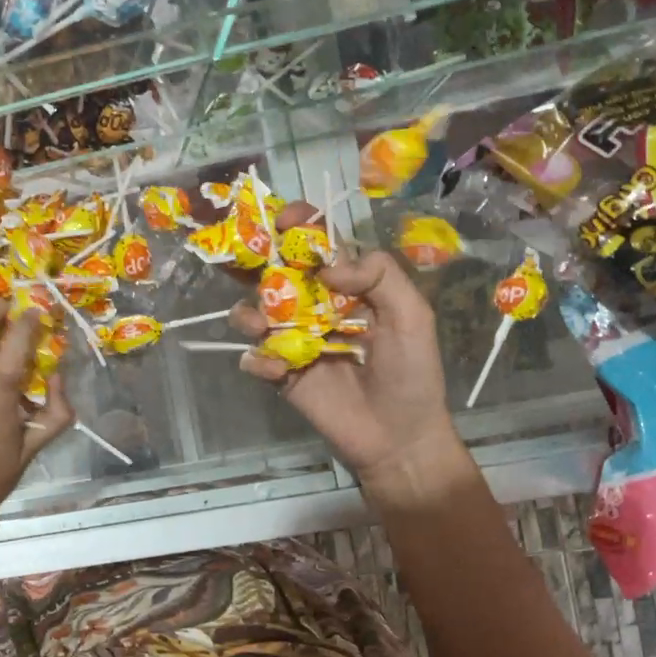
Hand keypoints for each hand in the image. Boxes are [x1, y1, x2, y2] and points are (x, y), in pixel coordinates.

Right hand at [231, 203, 473, 505]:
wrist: (397, 436)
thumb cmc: (412, 372)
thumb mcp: (412, 315)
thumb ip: (378, 277)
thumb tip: (325, 267)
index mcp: (349, 288)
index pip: (319, 247)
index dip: (300, 227)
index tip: (285, 220)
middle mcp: (315, 308)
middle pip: (275, 274)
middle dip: (255, 262)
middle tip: (243, 259)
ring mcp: (293, 341)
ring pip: (253, 313)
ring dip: (249, 313)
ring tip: (262, 325)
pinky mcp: (280, 375)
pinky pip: (253, 358)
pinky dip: (258, 360)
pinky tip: (281, 370)